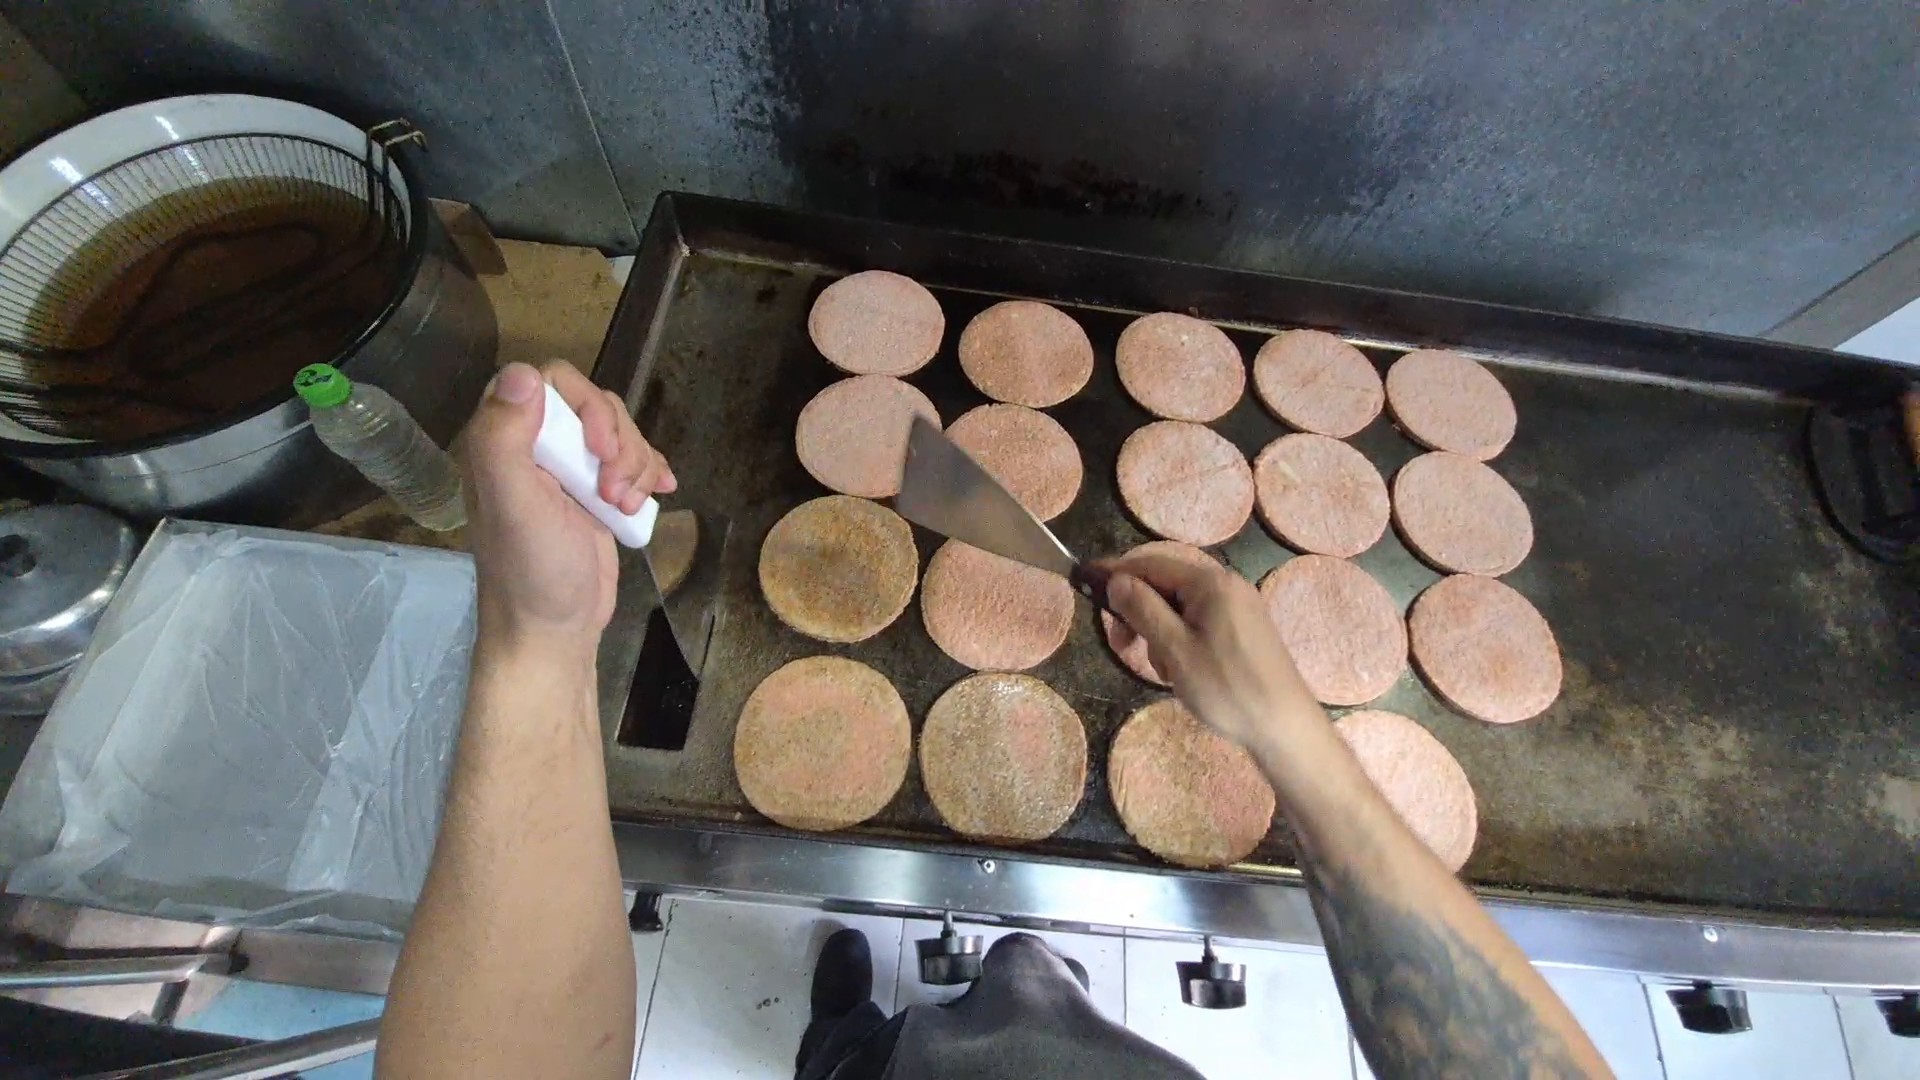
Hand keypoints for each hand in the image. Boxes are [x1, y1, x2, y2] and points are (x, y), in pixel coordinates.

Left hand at [459, 361, 675, 655]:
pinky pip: (635, 460)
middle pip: (596, 405)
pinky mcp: (598, 493)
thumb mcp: (514, 504)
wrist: (557, 628)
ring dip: (637, 465)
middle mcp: (536, 447)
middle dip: (620, 444)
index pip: (551, 382)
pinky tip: (661, 493)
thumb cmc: (532, 570)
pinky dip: (653, 473)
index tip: (600, 449)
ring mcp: (570, 471)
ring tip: (627, 506)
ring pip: (621, 433)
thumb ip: (505, 437)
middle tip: (615, 491)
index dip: (587, 405)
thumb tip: (523, 373)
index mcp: (503, 440)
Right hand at [1100, 553, 1322, 748]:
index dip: (1115, 573)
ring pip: (1179, 605)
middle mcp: (1227, 585)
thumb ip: (1142, 609)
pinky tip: (1181, 669)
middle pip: (1164, 583)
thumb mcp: (1174, 649)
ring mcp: (1239, 606)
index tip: (1084, 584)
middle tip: (1122, 645)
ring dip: (1159, 630)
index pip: (1150, 564)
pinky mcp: (1244, 627)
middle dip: (1138, 610)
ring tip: (1162, 668)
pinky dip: (1179, 638)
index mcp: (1210, 583)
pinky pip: (1198, 620)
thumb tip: (1116, 580)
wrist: (1285, 729)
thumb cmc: (1227, 688)